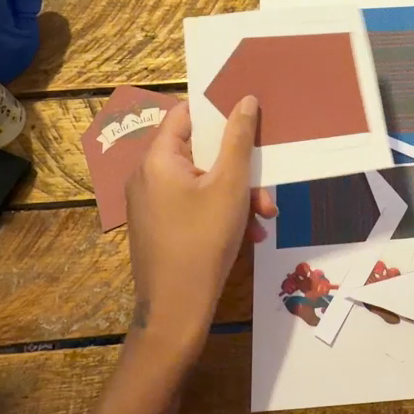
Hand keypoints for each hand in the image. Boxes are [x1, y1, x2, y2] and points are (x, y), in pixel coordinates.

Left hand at [124, 97, 275, 361]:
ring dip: (236, 192)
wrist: (175, 312)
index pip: (185, 113)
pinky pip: (193, 202)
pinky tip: (248, 233)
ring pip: (201, 179)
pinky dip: (221, 210)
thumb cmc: (203, 241)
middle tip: (265, 182)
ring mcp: (151, 202)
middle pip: (199, 150)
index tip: (247, 112)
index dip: (217, 109)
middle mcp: (148, 175)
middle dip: (238, 165)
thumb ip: (239, 139)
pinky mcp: (159, 225)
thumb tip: (245, 100)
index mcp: (158, 158)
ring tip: (263, 215)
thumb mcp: (231, 186)